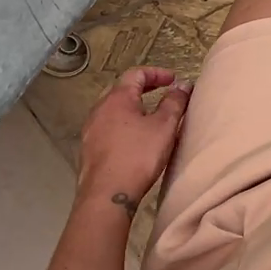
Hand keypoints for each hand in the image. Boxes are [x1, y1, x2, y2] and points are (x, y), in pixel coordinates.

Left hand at [76, 66, 191, 214]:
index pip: (136, 73)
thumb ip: (175, 102)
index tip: (173, 80)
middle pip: (121, 89)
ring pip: (112, 110)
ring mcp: (90, 131)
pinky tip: (133, 139)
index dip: (157, 73)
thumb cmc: (138, 155)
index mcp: (117, 99)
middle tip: (161, 93)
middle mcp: (99, 110)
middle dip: (143, 88)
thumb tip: (182, 85)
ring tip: (149, 117)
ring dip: (131, 107)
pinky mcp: (88, 151)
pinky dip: (122, 124)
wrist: (106, 197)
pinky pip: (107, 127)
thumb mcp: (165, 126)